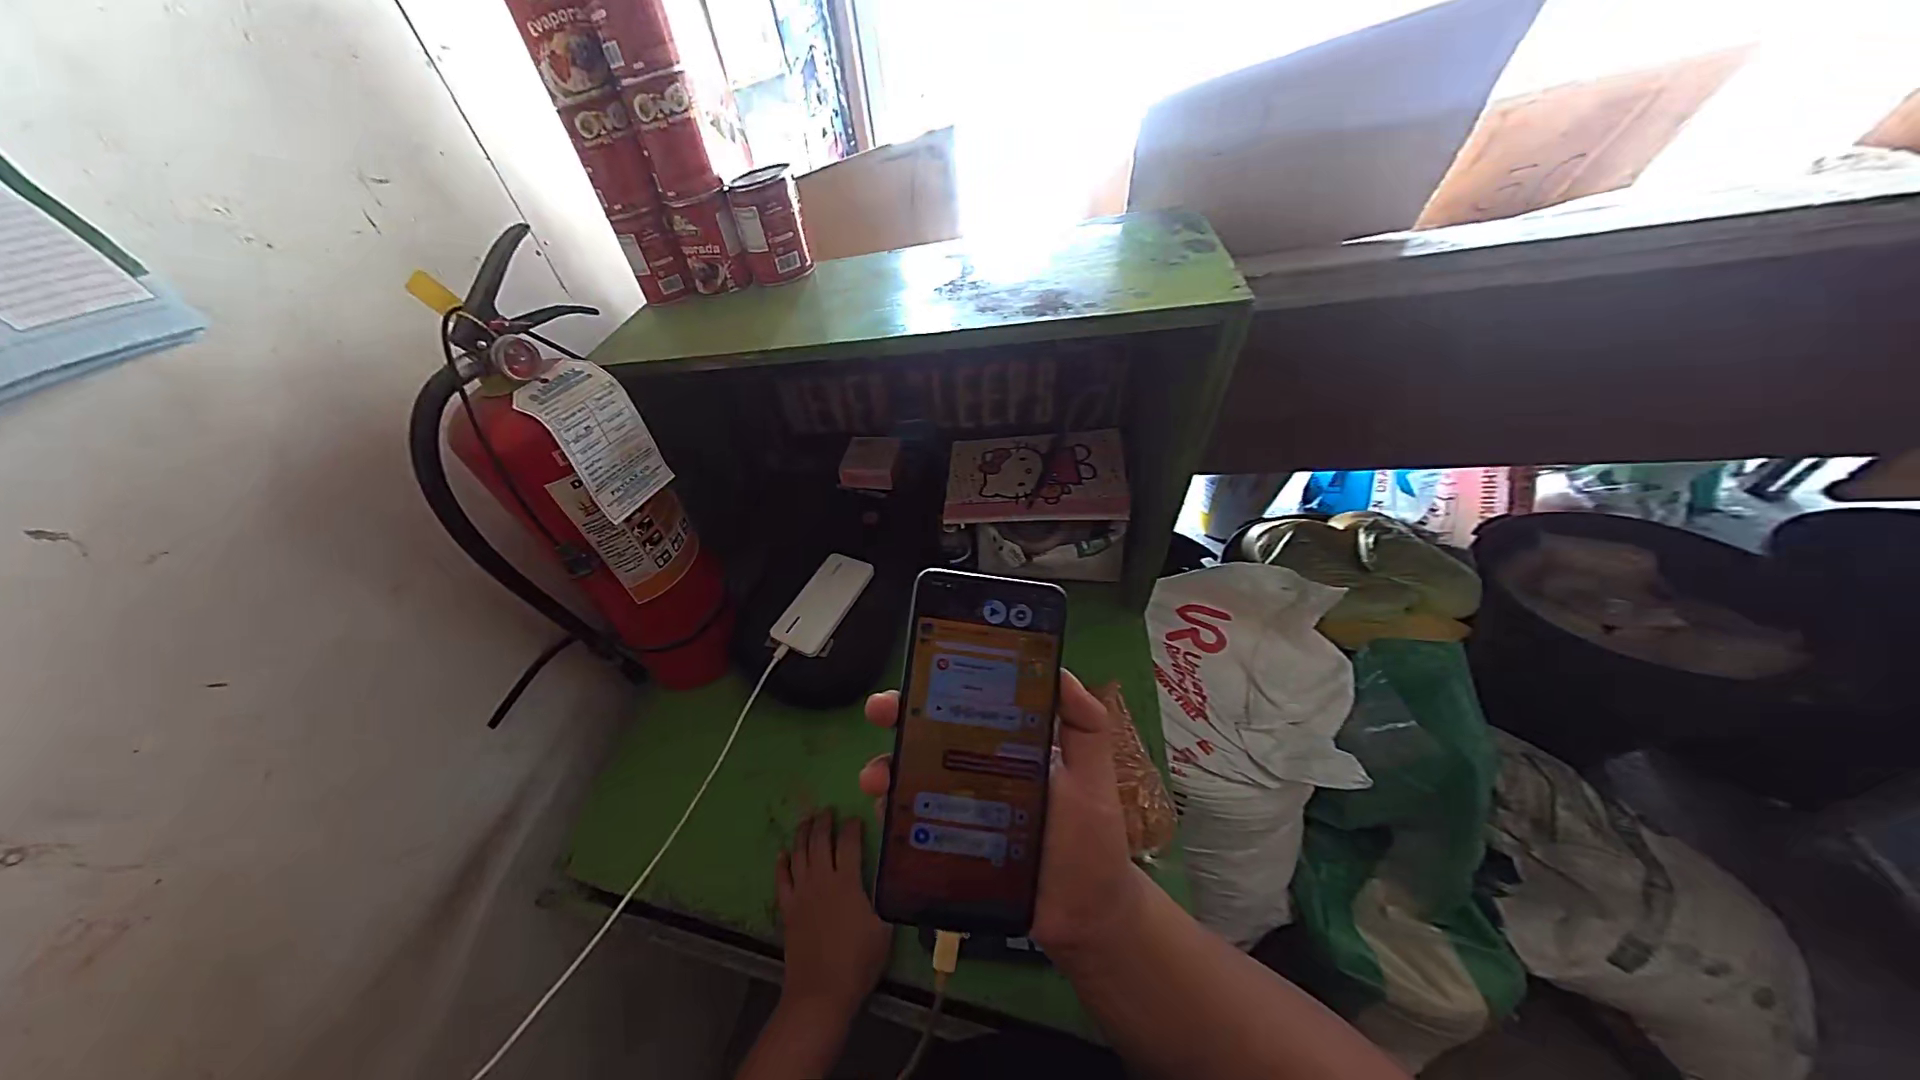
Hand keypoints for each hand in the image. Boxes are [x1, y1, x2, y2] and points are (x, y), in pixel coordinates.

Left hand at [774, 810, 891, 1018]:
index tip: (856, 818)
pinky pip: (782, 878)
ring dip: (803, 834)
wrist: (820, 992)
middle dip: (824, 822)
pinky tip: (783, 853)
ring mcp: (801, 893)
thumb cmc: (858, 961)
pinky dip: (782, 862)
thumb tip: (890, 878)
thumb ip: (883, 897)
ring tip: (807, 821)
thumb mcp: (883, 927)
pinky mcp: (788, 908)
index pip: (849, 842)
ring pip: (799, 853)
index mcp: (847, 881)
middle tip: (828, 810)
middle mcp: (821, 879)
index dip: (852, 826)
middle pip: (820, 840)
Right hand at [858, 669, 1148, 957]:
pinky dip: (893, 818)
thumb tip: (1061, 671)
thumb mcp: (1092, 776)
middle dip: (898, 718)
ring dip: (886, 771)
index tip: (919, 670)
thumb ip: (1084, 725)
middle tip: (880, 710)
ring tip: (878, 778)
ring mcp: (958, 810)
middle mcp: (975, 772)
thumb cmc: (1090, 839)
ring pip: (911, 780)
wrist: (1085, 916)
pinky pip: (911, 828)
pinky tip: (888, 816)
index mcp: (1006, 748)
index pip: (969, 707)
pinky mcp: (947, 848)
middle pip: (929, 737)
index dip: (941, 686)